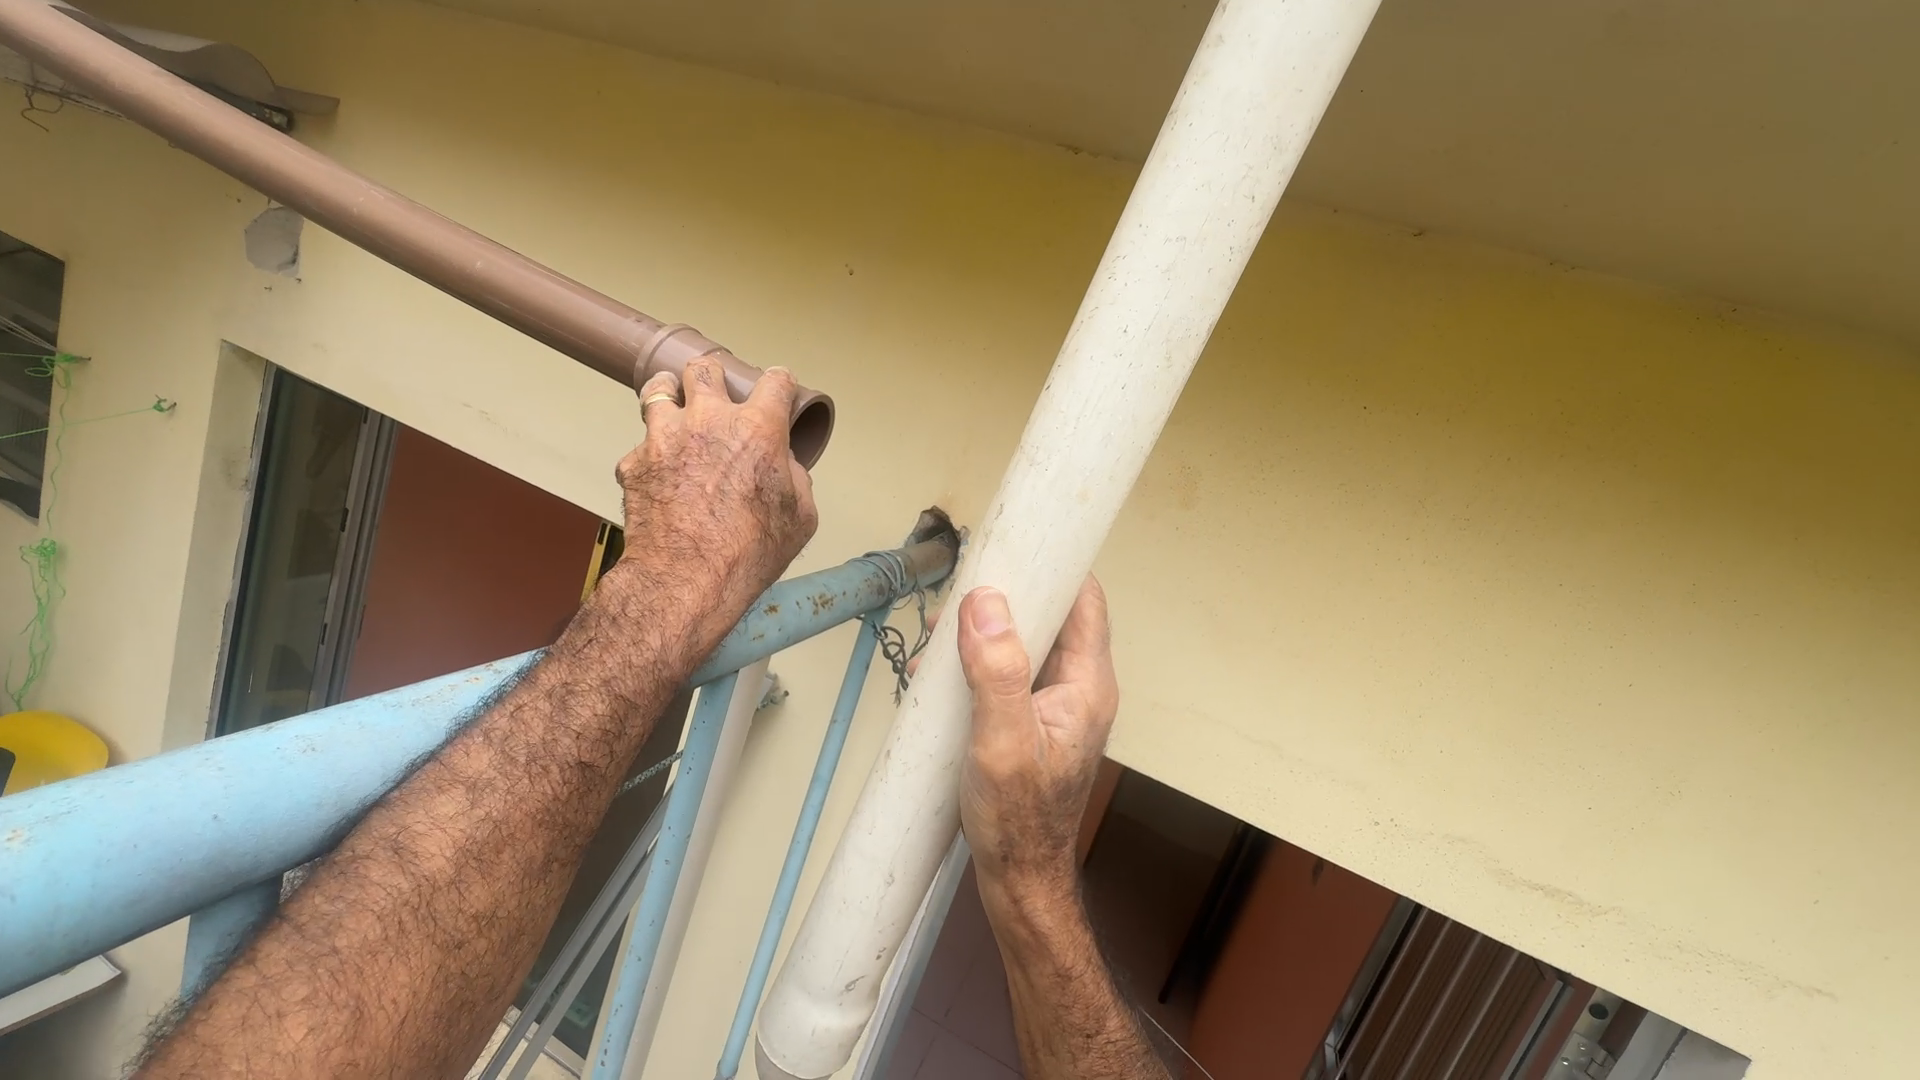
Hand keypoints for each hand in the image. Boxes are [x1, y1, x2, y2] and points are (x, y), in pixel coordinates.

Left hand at [615, 356, 818, 619]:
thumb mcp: (801, 518)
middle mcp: (709, 421)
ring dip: (670, 396)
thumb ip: (795, 479)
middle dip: (713, 378)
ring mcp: (665, 437)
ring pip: (659, 389)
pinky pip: (641, 445)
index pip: (775, 381)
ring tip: (675, 410)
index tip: (778, 389)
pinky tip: (660, 473)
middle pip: (706, 368)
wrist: (686, 579)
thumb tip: (783, 465)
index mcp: (758, 430)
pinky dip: (651, 454)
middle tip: (716, 397)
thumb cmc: (748, 553)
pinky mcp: (634, 461)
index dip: (780, 383)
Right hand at [954, 576, 1118, 901]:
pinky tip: (939, 680)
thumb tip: (987, 602)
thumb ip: (997, 673)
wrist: (1020, 879)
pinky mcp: (1033, 718)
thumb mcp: (1000, 744)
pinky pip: (1008, 671)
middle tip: (954, 607)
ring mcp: (1056, 703)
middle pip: (1049, 614)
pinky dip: (976, 665)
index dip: (1051, 566)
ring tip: (937, 645)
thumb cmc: (1017, 821)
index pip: (1083, 599)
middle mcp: (1078, 686)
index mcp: (1086, 684)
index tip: (1007, 549)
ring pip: (1024, 642)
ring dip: (981, 635)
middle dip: (1001, 601)